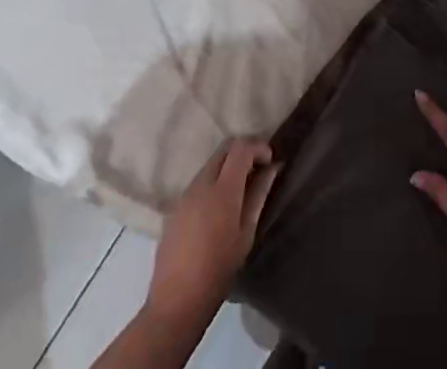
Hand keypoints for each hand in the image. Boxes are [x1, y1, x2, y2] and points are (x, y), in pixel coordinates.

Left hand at [147, 139, 279, 323]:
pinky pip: (198, 182)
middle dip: (243, 153)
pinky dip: (214, 182)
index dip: (258, 147)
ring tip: (242, 191)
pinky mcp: (175, 207)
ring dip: (228, 167)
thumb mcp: (247, 233)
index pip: (240, 148)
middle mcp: (200, 185)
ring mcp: (184, 195)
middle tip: (259, 171)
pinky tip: (220, 208)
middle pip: (223, 150)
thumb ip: (258, 195)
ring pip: (210, 165)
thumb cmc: (219, 268)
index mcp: (222, 190)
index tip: (270, 161)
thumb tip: (272, 169)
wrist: (177, 299)